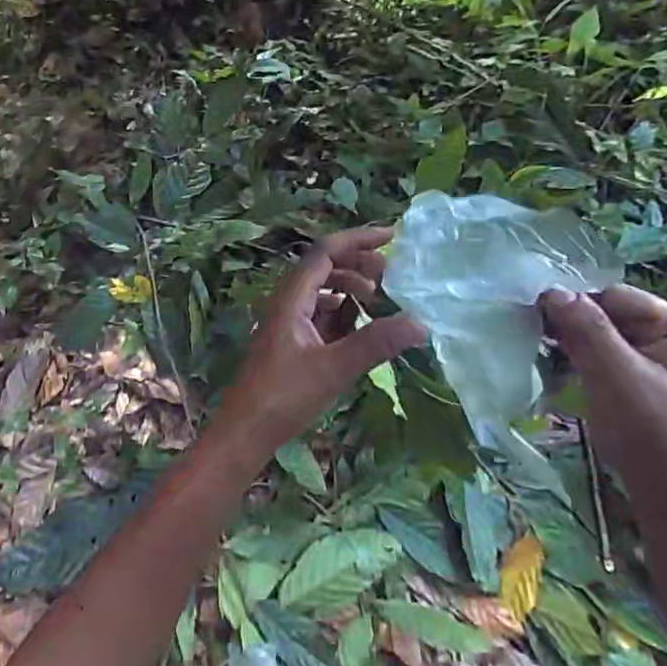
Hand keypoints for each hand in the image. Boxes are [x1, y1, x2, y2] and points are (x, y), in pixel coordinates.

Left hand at [216, 227, 427, 455]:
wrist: (245, 429)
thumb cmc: (283, 396)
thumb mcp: (334, 369)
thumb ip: (375, 344)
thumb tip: (421, 323)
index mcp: (291, 298)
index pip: (325, 253)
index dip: (358, 239)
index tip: (393, 236)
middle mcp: (286, 302)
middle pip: (323, 267)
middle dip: (358, 263)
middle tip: (393, 274)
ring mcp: (287, 321)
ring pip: (322, 291)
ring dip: (350, 287)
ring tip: (380, 299)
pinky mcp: (291, 341)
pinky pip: (319, 314)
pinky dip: (341, 312)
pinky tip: (360, 325)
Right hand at [540, 285, 666, 517]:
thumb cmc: (658, 437)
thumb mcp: (619, 377)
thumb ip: (586, 329)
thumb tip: (549, 290)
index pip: (609, 295)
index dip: (572, 306)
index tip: (537, 323)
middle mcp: (665, 336)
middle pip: (600, 313)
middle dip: (566, 327)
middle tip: (536, 344)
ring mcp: (649, 360)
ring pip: (592, 336)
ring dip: (565, 346)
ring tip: (543, 362)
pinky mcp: (632, 383)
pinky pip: (593, 358)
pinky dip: (571, 363)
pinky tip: (555, 376)